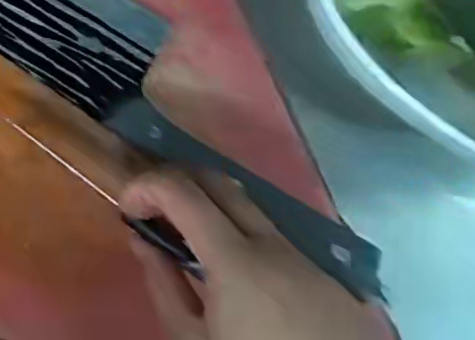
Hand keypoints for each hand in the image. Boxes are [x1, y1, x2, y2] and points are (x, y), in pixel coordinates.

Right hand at [120, 171, 390, 339]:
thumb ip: (162, 282)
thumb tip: (141, 237)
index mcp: (237, 261)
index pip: (178, 188)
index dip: (142, 186)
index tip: (128, 211)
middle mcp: (279, 250)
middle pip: (218, 181)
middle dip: (176, 183)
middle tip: (156, 211)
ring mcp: (317, 268)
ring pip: (254, 214)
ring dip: (215, 214)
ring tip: (199, 250)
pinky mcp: (345, 292)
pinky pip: (286, 249)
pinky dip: (253, 247)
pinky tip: (250, 287)